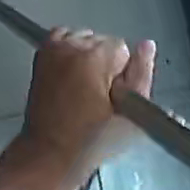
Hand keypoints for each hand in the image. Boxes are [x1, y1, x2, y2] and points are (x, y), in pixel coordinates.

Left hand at [18, 28, 155, 175]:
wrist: (51, 153)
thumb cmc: (91, 140)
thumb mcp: (129, 116)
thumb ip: (141, 75)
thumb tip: (147, 45)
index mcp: (95, 57)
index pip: (123, 49)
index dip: (123, 75)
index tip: (114, 97)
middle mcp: (73, 45)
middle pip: (103, 42)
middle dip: (106, 64)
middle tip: (100, 96)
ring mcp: (55, 48)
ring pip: (84, 38)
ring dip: (88, 56)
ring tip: (85, 87)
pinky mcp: (42, 53)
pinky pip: (62, 36)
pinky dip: (69, 48)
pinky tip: (71, 72)